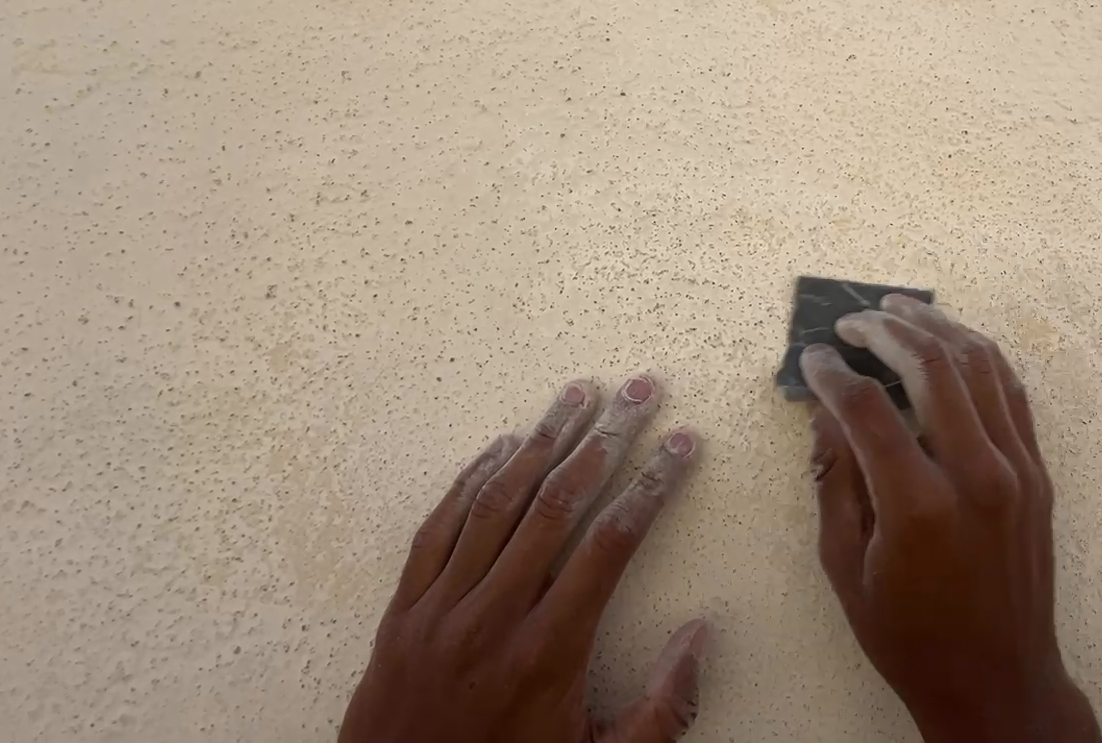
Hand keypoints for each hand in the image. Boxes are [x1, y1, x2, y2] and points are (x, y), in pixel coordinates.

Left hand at [340, 375, 705, 742]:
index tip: (682, 444)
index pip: (611, 544)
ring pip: (498, 502)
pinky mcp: (401, 614)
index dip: (652, 485)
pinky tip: (503, 445)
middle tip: (638, 392)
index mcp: (546, 654)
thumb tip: (699, 633)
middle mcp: (492, 619)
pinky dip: (472, 479)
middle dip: (606, 438)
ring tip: (577, 394)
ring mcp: (440, 611)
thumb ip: (661, 710)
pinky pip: (437, 529)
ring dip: (544, 440)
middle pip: (557, 504)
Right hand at [803, 296, 1101, 742]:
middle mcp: (978, 474)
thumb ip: (835, 478)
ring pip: (980, 363)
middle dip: (885, 329)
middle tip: (852, 319)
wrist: (1000, 680)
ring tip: (901, 308)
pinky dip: (979, 355)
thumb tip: (827, 409)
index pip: (869, 408)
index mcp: (920, 506)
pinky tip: (952, 342)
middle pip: (932, 365)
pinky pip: (1012, 389)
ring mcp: (1018, 467)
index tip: (813, 358)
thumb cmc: (910, 634)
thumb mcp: (845, 566)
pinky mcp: (1039, 469)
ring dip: (937, 325)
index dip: (833, 373)